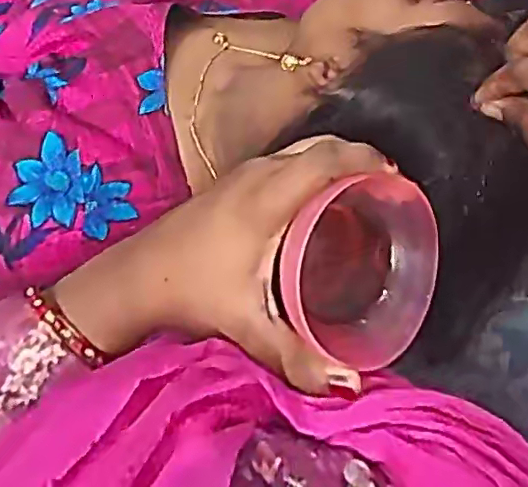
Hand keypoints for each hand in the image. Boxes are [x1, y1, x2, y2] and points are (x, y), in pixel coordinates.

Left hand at [51, 136, 391, 396]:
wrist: (131, 277)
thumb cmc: (192, 293)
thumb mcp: (246, 324)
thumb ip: (296, 353)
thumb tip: (349, 382)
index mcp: (269, 196)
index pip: (328, 157)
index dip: (367, 158)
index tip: (396, 176)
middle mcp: (261, 172)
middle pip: (322, 144)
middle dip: (360, 154)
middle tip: (387, 181)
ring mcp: (246, 169)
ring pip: (305, 146)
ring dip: (337, 155)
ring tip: (362, 183)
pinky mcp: (236, 175)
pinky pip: (290, 155)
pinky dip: (317, 161)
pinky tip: (320, 191)